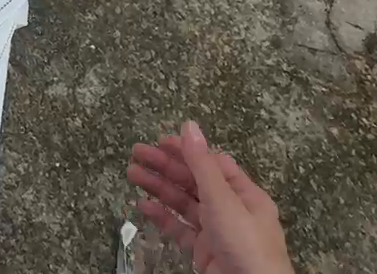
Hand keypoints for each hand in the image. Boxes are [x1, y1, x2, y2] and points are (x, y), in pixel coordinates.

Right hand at [127, 121, 292, 273]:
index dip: (186, 150)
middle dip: (164, 166)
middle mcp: (232, 211)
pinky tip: (141, 205)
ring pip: (183, 202)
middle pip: (194, 181)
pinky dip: (161, 215)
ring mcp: (217, 232)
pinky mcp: (205, 252)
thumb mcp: (222, 199)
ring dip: (158, 187)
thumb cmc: (243, 243)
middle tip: (135, 153)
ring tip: (131, 174)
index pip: (212, 163)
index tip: (158, 141)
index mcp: (245, 195)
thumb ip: (201, 162)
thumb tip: (189, 124)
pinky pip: (180, 228)